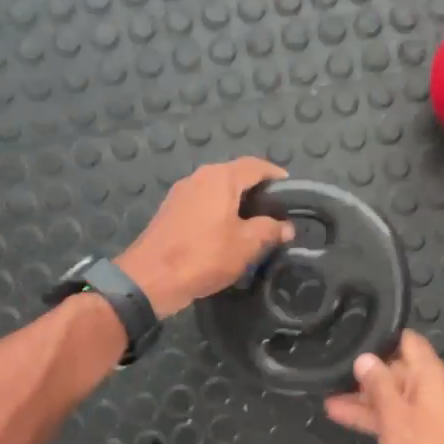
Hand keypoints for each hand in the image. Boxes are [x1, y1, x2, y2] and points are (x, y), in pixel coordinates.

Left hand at [116, 158, 295, 316]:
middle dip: (256, 190)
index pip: (255, 166)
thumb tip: (286, 227)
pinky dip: (219, 211)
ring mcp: (181, 194)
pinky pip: (203, 203)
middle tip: (276, 210)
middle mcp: (199, 177)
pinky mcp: (171, 212)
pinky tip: (227, 231)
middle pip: (234, 175)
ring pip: (217, 190)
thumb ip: (269, 230)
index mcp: (220, 178)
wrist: (152, 278)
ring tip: (255, 223)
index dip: (275, 175)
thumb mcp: (246, 245)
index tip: (291, 189)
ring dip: (237, 202)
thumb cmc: (204, 256)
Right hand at [325, 331, 443, 443]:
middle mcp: (427, 386)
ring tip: (325, 393)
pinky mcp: (419, 433)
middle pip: (394, 368)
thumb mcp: (394, 413)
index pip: (406, 340)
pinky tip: (338, 414)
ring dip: (361, 396)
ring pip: (389, 395)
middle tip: (330, 368)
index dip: (381, 337)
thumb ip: (377, 383)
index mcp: (428, 373)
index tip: (353, 337)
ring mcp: (423, 410)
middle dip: (365, 369)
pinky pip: (392, 416)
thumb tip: (364, 357)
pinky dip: (370, 415)